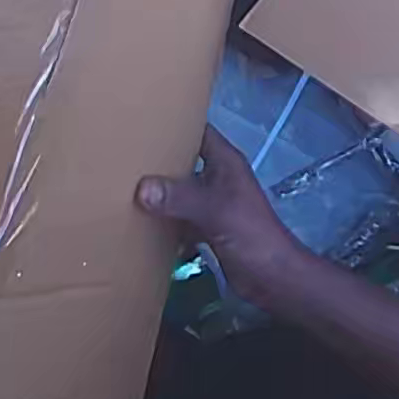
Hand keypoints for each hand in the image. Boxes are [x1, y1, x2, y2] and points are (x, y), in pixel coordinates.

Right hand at [136, 124, 306, 307]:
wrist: (275, 280)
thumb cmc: (252, 234)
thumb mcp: (215, 210)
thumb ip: (179, 198)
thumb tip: (141, 188)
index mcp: (224, 161)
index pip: (197, 129)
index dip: (174, 121)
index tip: (140, 119)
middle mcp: (217, 177)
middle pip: (183, 159)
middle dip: (158, 158)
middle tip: (123, 153)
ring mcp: (212, 203)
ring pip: (179, 190)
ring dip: (158, 192)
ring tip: (123, 185)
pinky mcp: (207, 227)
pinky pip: (179, 217)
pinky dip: (163, 220)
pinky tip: (139, 222)